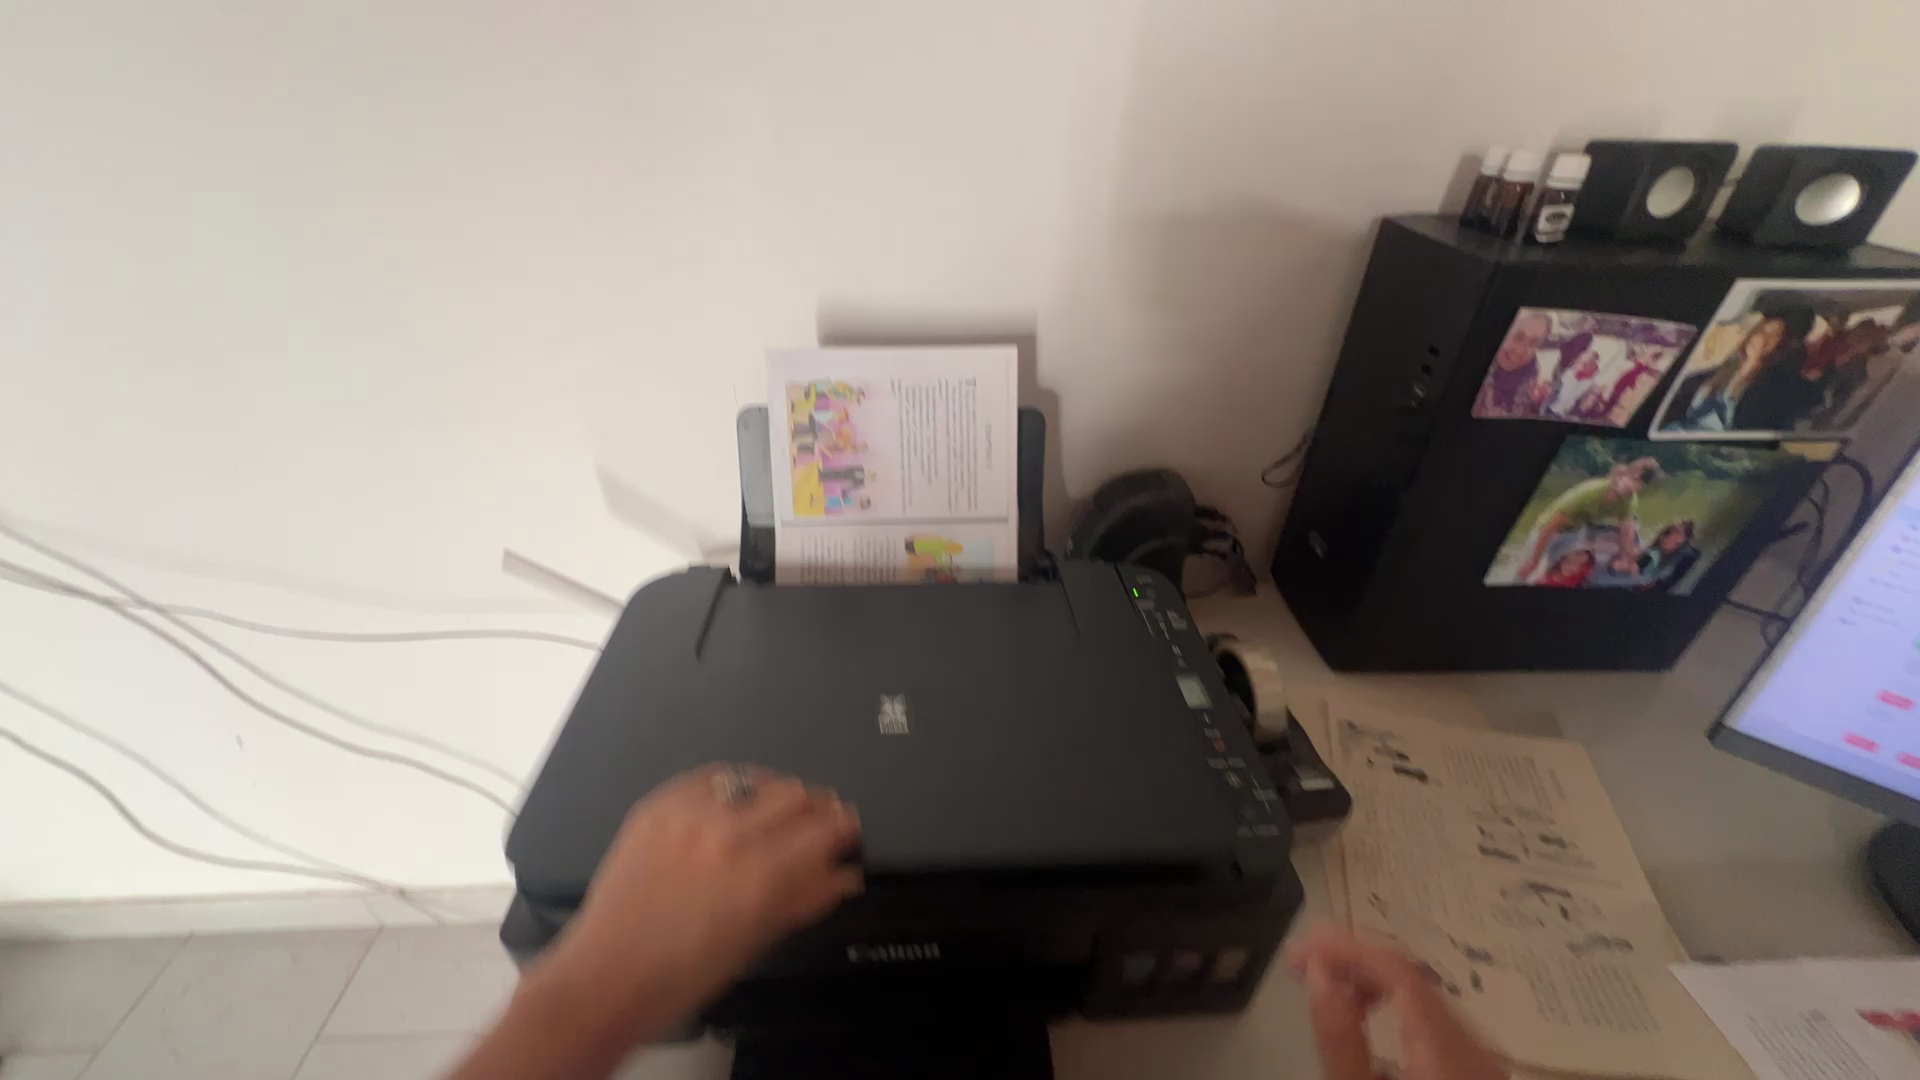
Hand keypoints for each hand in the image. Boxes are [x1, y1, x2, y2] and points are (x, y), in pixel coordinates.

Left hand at [538, 763, 863, 1039]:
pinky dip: (733, 787)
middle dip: (815, 808)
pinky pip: (713, 775)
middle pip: (798, 793)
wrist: (605, 977)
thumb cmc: (682, 974)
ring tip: (774, 814)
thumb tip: (846, 873)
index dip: (845, 825)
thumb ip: (809, 897)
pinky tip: (735, 803)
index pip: (826, 827)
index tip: (847, 828)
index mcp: (759, 876)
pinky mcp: (660, 804)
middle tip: (815, 822)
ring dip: (776, 795)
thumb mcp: (758, 940)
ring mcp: (690, 814)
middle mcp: (728, 836)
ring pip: (759, 778)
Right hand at [1288, 926, 1507, 1079]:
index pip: (1399, 971)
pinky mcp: (1480, 1079)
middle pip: (1414, 980)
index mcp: (1450, 1056)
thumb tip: (1319, 969)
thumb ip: (1340, 1037)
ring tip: (1326, 991)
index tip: (1297, 952)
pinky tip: (1366, 1025)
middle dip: (1353, 963)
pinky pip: (1436, 1025)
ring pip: (1425, 999)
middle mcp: (1480, 1054)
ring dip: (1371, 984)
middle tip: (1301, 967)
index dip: (1345, 947)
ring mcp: (1487, 1069)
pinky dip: (1394, 1010)